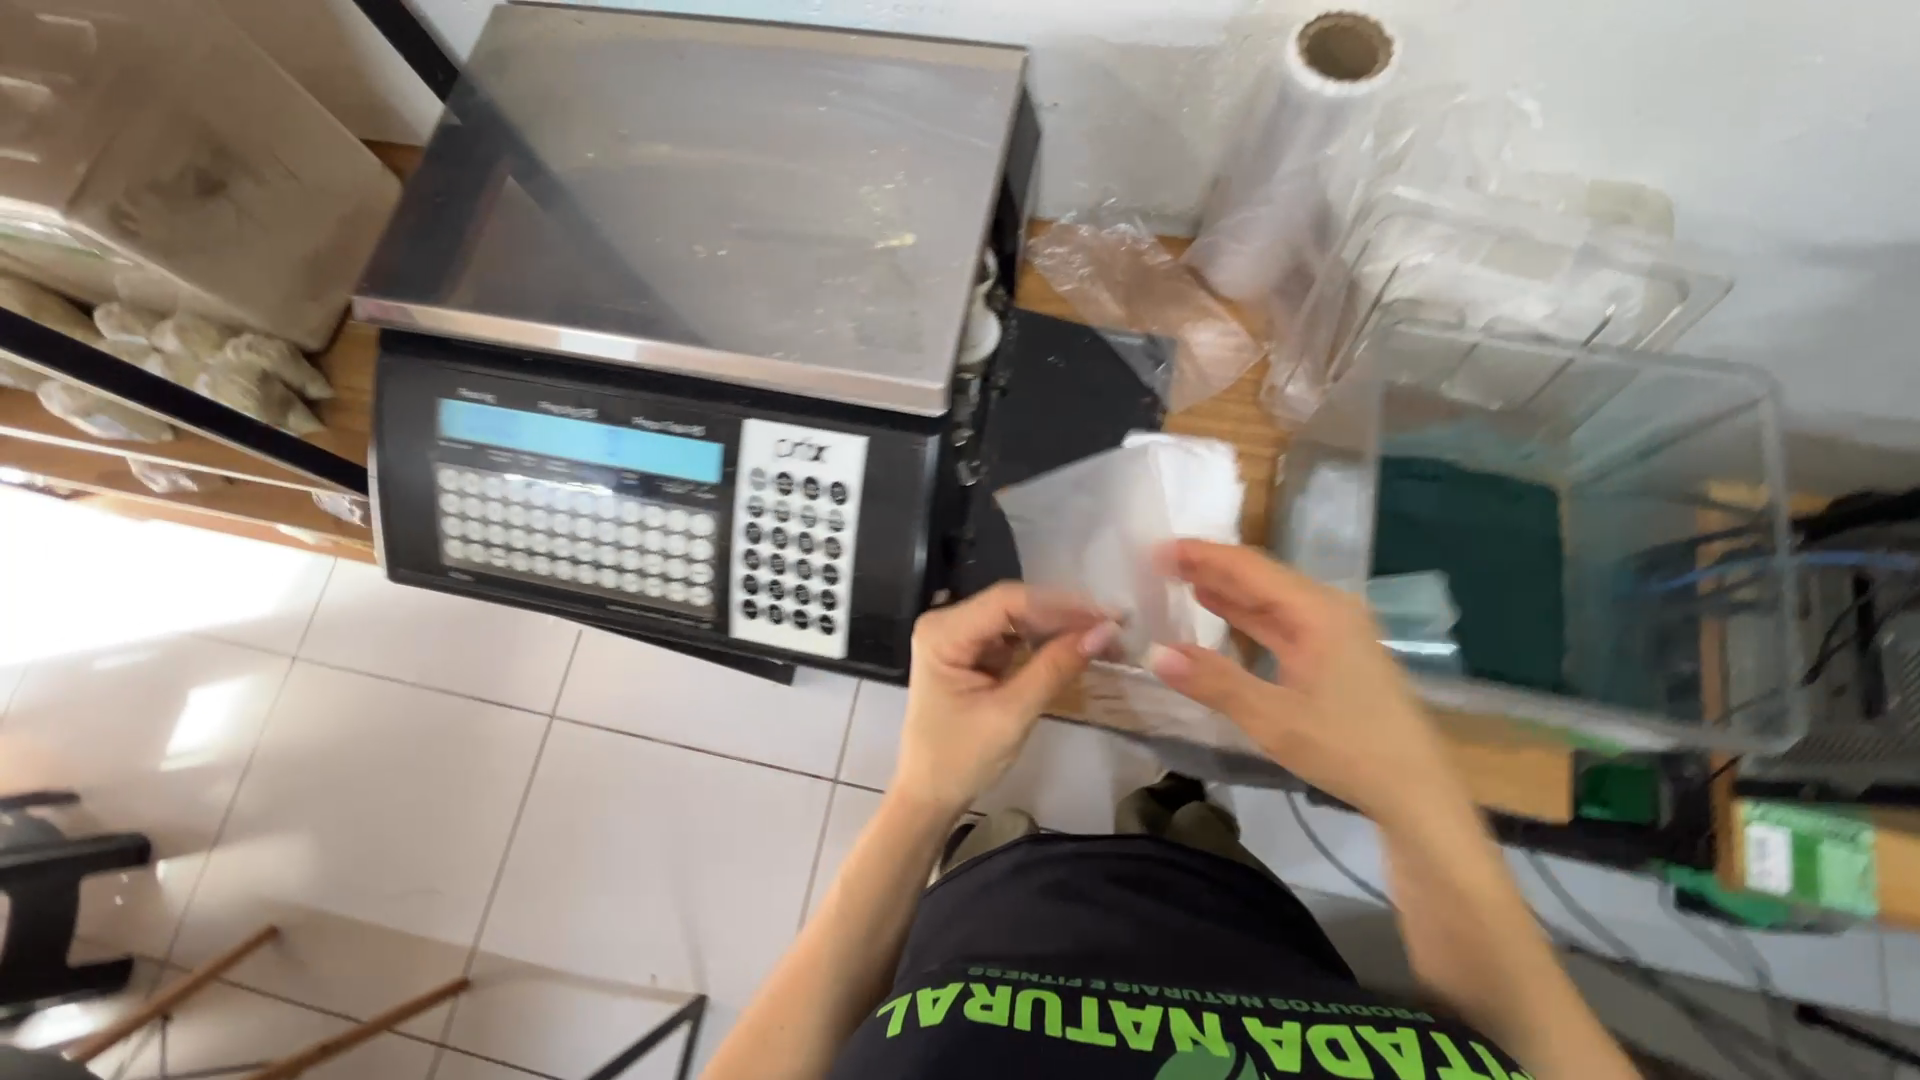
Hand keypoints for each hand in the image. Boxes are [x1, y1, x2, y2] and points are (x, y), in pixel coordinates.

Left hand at [893, 583, 1117, 817]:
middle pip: (1014, 606)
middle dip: (1065, 616)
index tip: (1108, 617)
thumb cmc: (960, 759)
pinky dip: (1046, 643)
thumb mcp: (1011, 714)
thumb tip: (1104, 632)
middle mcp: (946, 623)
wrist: (931, 795)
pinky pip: (1015, 637)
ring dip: (1060, 628)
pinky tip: (1078, 648)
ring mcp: (959, 637)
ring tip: (1106, 638)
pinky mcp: (973, 653)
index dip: (1061, 605)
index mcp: (943, 633)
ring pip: (1019, 619)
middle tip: (1117, 628)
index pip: (1008, 601)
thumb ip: (1055, 668)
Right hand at [1145, 540, 1466, 825]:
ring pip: (1271, 599)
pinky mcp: (1337, 654)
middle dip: (1209, 566)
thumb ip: (1213, 682)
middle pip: (1260, 576)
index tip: (1157, 549)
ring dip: (1226, 589)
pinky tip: (1220, 612)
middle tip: (1159, 561)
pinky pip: (1282, 621)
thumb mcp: (1273, 718)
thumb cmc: (1348, 749)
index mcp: (1317, 612)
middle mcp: (1329, 610)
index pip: (1248, 567)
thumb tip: (1155, 654)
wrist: (1417, 793)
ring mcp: (1336, 631)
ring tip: (1179, 578)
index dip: (1200, 555)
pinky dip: (1246, 615)